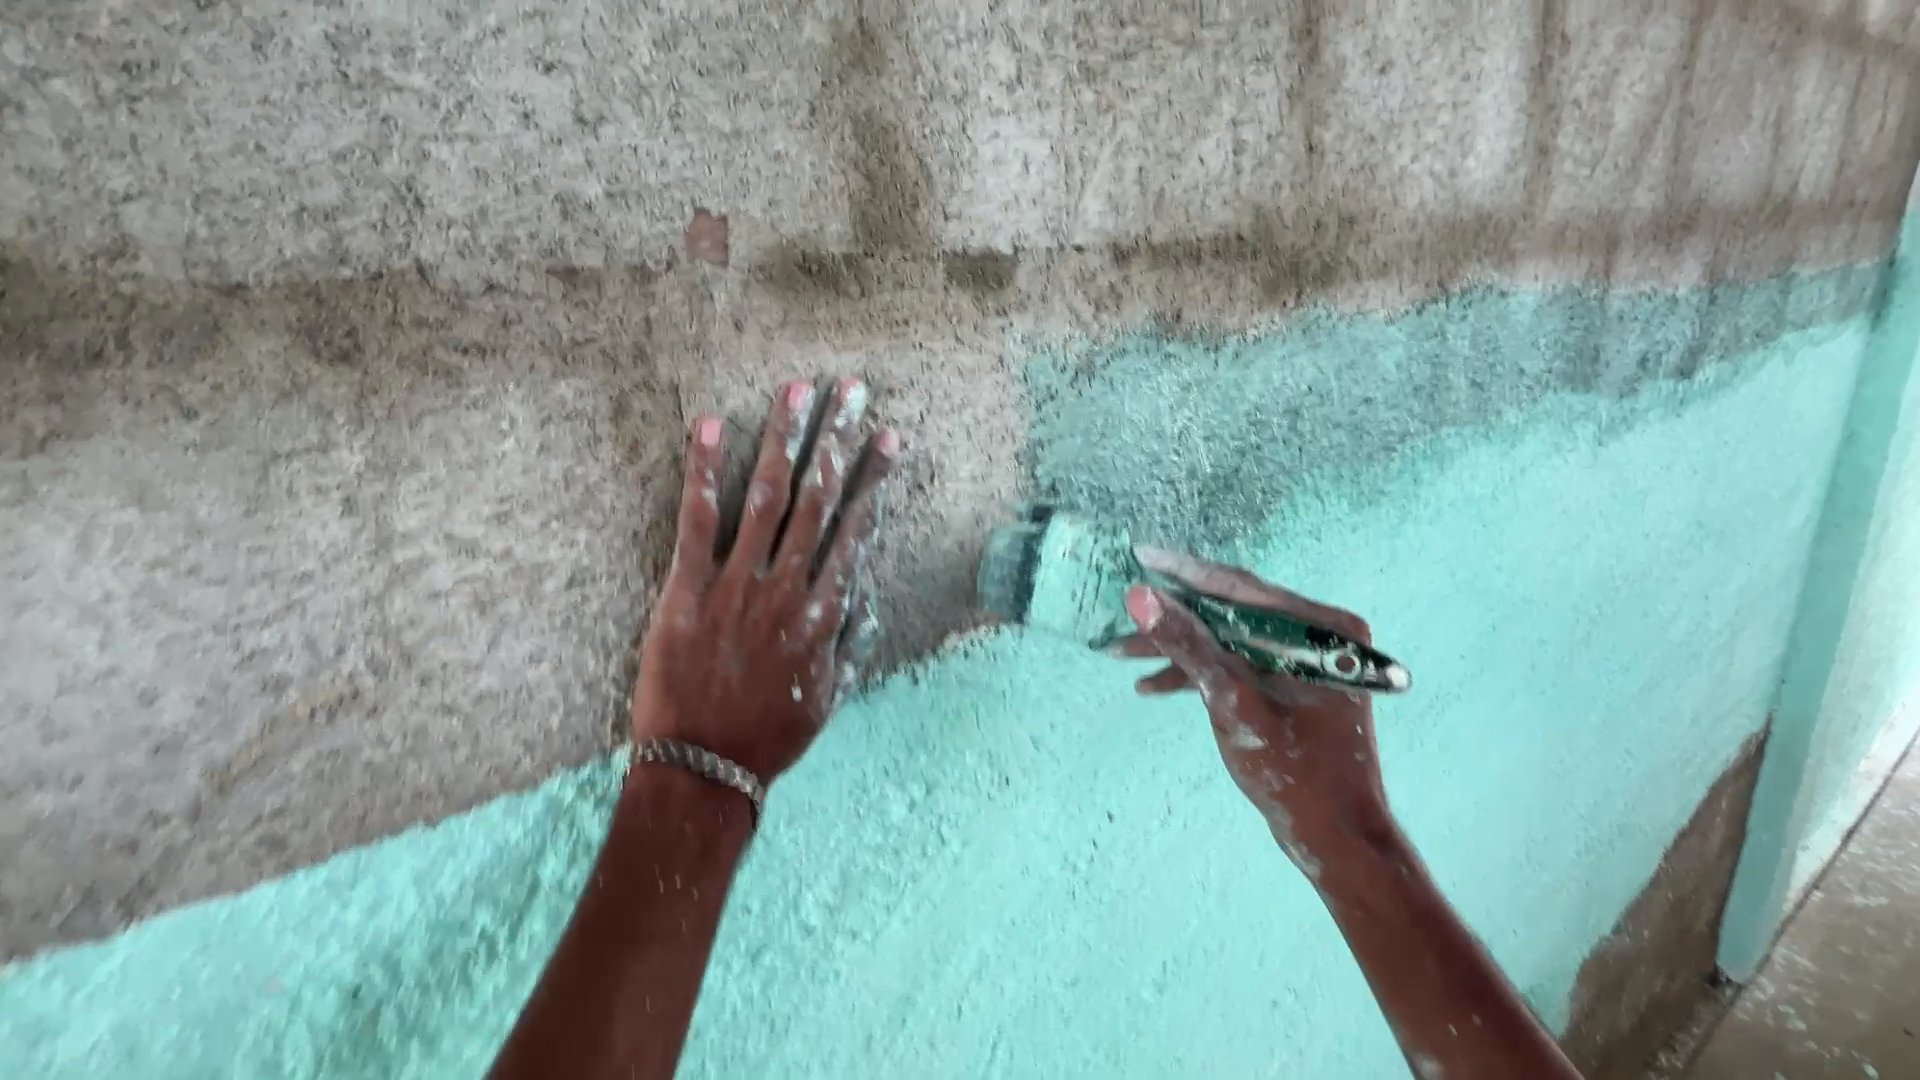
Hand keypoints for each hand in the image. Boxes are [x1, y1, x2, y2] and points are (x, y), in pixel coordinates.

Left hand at [631, 378, 898, 782]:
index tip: (888, 438)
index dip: (873, 480)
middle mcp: (789, 588)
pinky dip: (702, 472)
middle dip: (837, 439)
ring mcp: (738, 586)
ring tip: (797, 390)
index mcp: (824, 613)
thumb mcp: (830, 697)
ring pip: (767, 497)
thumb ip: (852, 643)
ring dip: (784, 439)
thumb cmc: (770, 735)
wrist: (704, 768)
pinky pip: (697, 522)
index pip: (855, 531)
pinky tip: (708, 427)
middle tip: (850, 389)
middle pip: (818, 499)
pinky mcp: (687, 592)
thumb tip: (867, 597)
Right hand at [1113, 549, 1391, 868]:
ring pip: (1225, 637)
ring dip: (1176, 647)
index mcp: (1320, 627)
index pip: (1240, 587)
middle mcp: (1314, 632)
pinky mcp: (1285, 681)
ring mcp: (1300, 658)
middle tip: (1122, 607)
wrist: (1334, 838)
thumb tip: (1140, 596)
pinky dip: (1196, 672)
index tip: (1140, 555)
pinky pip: (1234, 662)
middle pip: (1228, 610)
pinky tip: (1151, 686)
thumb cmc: (1295, 775)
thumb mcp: (1232, 704)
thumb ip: (1187, 646)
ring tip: (1119, 653)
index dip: (1184, 573)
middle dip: (1171, 616)